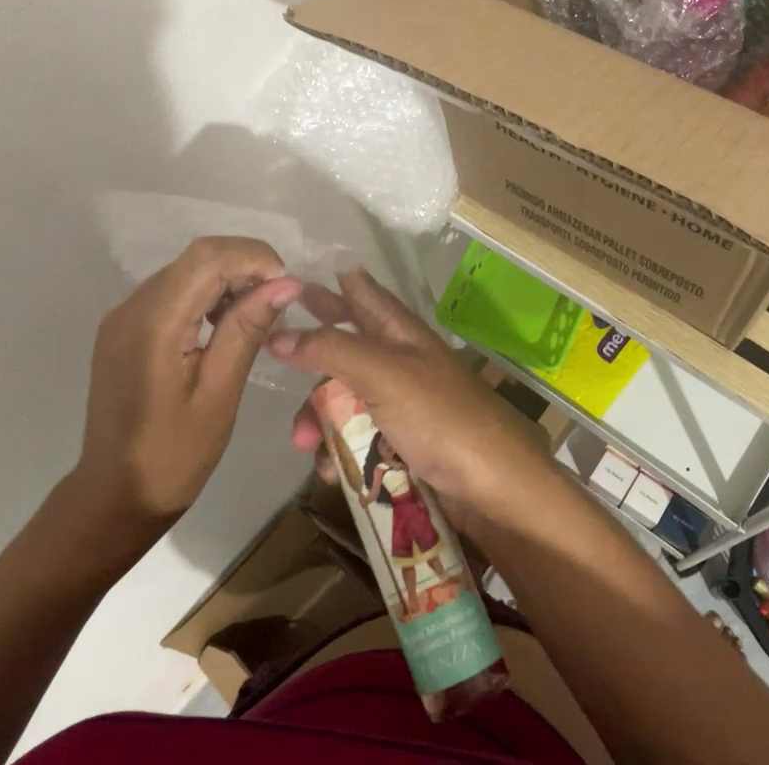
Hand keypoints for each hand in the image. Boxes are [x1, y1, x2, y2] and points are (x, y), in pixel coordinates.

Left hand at [69, 237, 300, 542]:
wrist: (116, 494)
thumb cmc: (175, 454)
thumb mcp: (220, 393)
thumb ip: (247, 329)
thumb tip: (286, 283)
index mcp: (153, 324)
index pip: (207, 257)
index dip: (254, 257)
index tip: (289, 286)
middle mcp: (130, 308)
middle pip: (195, 258)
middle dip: (245, 267)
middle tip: (280, 302)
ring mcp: (123, 317)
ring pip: (185, 272)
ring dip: (227, 280)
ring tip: (259, 316)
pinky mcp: (124, 330)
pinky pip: (172, 293)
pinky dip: (206, 296)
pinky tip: (227, 326)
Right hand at [270, 268, 553, 518]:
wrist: (494, 487)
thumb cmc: (441, 418)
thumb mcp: (383, 374)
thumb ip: (331, 350)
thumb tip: (279, 332)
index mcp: (402, 335)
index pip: (363, 296)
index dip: (334, 284)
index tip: (296, 281)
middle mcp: (402, 364)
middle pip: (346, 351)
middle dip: (312, 363)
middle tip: (275, 359)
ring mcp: (403, 408)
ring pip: (346, 402)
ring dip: (320, 420)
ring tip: (304, 444)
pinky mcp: (403, 447)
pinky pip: (359, 442)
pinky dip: (340, 453)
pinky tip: (330, 472)